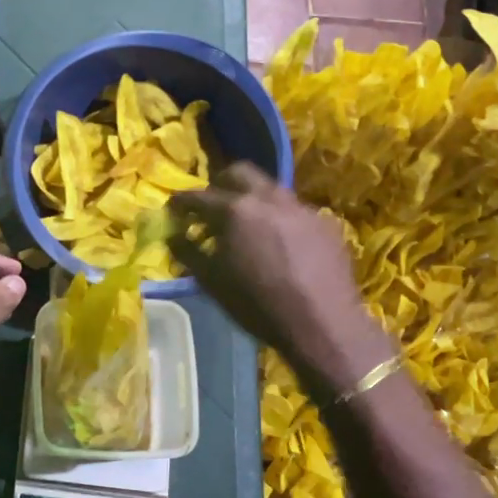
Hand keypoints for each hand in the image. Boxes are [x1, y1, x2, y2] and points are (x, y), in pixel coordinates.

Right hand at [169, 162, 394, 398]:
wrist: (323, 324)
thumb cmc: (258, 305)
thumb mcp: (212, 282)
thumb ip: (189, 252)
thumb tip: (174, 236)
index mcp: (236, 210)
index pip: (199, 196)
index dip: (181, 202)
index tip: (173, 210)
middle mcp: (269, 198)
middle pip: (239, 173)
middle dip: (219, 185)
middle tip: (210, 208)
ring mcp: (301, 207)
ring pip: (269, 188)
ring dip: (250, 199)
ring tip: (244, 226)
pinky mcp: (324, 222)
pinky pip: (293, 210)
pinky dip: (276, 218)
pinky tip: (276, 244)